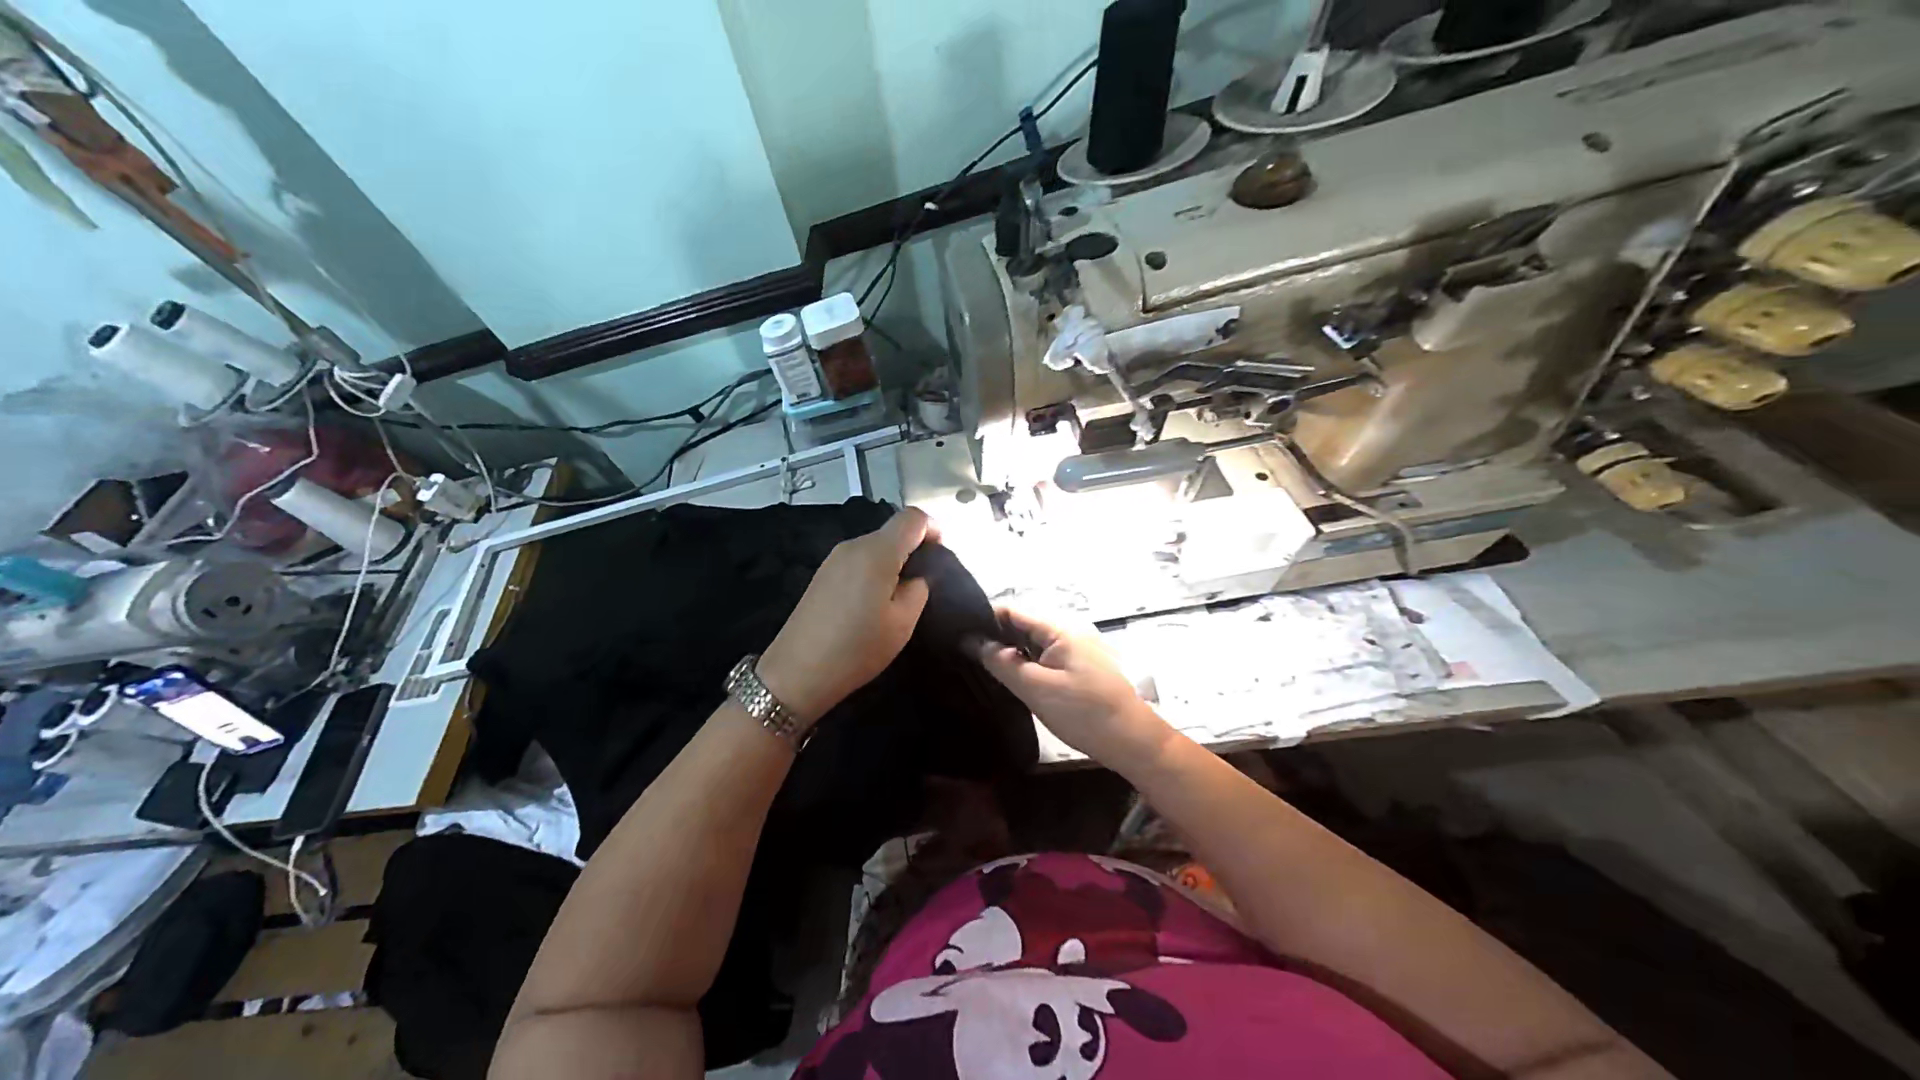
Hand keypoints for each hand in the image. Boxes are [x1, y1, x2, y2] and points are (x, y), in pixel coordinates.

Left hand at [758, 509, 937, 725]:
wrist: (797, 673)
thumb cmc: (857, 648)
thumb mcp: (902, 623)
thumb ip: (918, 589)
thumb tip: (916, 576)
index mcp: (877, 551)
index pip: (912, 518)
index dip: (933, 529)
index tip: (942, 556)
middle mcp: (853, 545)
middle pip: (892, 532)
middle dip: (913, 549)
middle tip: (926, 584)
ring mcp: (833, 559)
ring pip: (874, 548)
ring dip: (892, 563)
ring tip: (900, 599)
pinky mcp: (822, 575)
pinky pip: (857, 562)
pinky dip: (873, 573)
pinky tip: (873, 604)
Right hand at [974, 606, 1175, 768]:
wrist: (1134, 742)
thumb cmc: (1085, 713)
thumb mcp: (1037, 689)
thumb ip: (1003, 663)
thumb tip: (972, 641)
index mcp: (1059, 629)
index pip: (1012, 611)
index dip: (983, 619)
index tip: (956, 635)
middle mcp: (1069, 631)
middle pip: (1021, 626)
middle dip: (994, 638)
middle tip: (963, 656)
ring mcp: (1076, 649)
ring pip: (1033, 644)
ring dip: (1010, 654)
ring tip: (980, 668)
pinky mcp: (1080, 667)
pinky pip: (1045, 658)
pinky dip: (1027, 665)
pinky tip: (1012, 680)